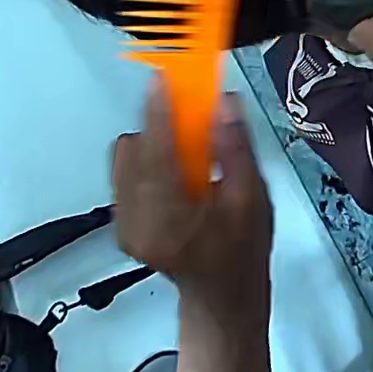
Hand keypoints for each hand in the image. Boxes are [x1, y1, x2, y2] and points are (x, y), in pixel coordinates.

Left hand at [110, 83, 272, 315]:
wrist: (221, 295)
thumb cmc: (244, 248)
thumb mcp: (252, 197)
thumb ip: (236, 149)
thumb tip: (224, 101)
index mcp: (170, 219)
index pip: (157, 153)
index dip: (158, 111)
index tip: (163, 76)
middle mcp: (136, 221)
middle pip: (135, 149)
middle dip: (162, 122)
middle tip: (195, 113)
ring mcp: (123, 223)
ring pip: (126, 156)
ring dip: (155, 139)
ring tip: (191, 149)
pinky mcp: (120, 220)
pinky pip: (125, 170)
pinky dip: (149, 156)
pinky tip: (178, 168)